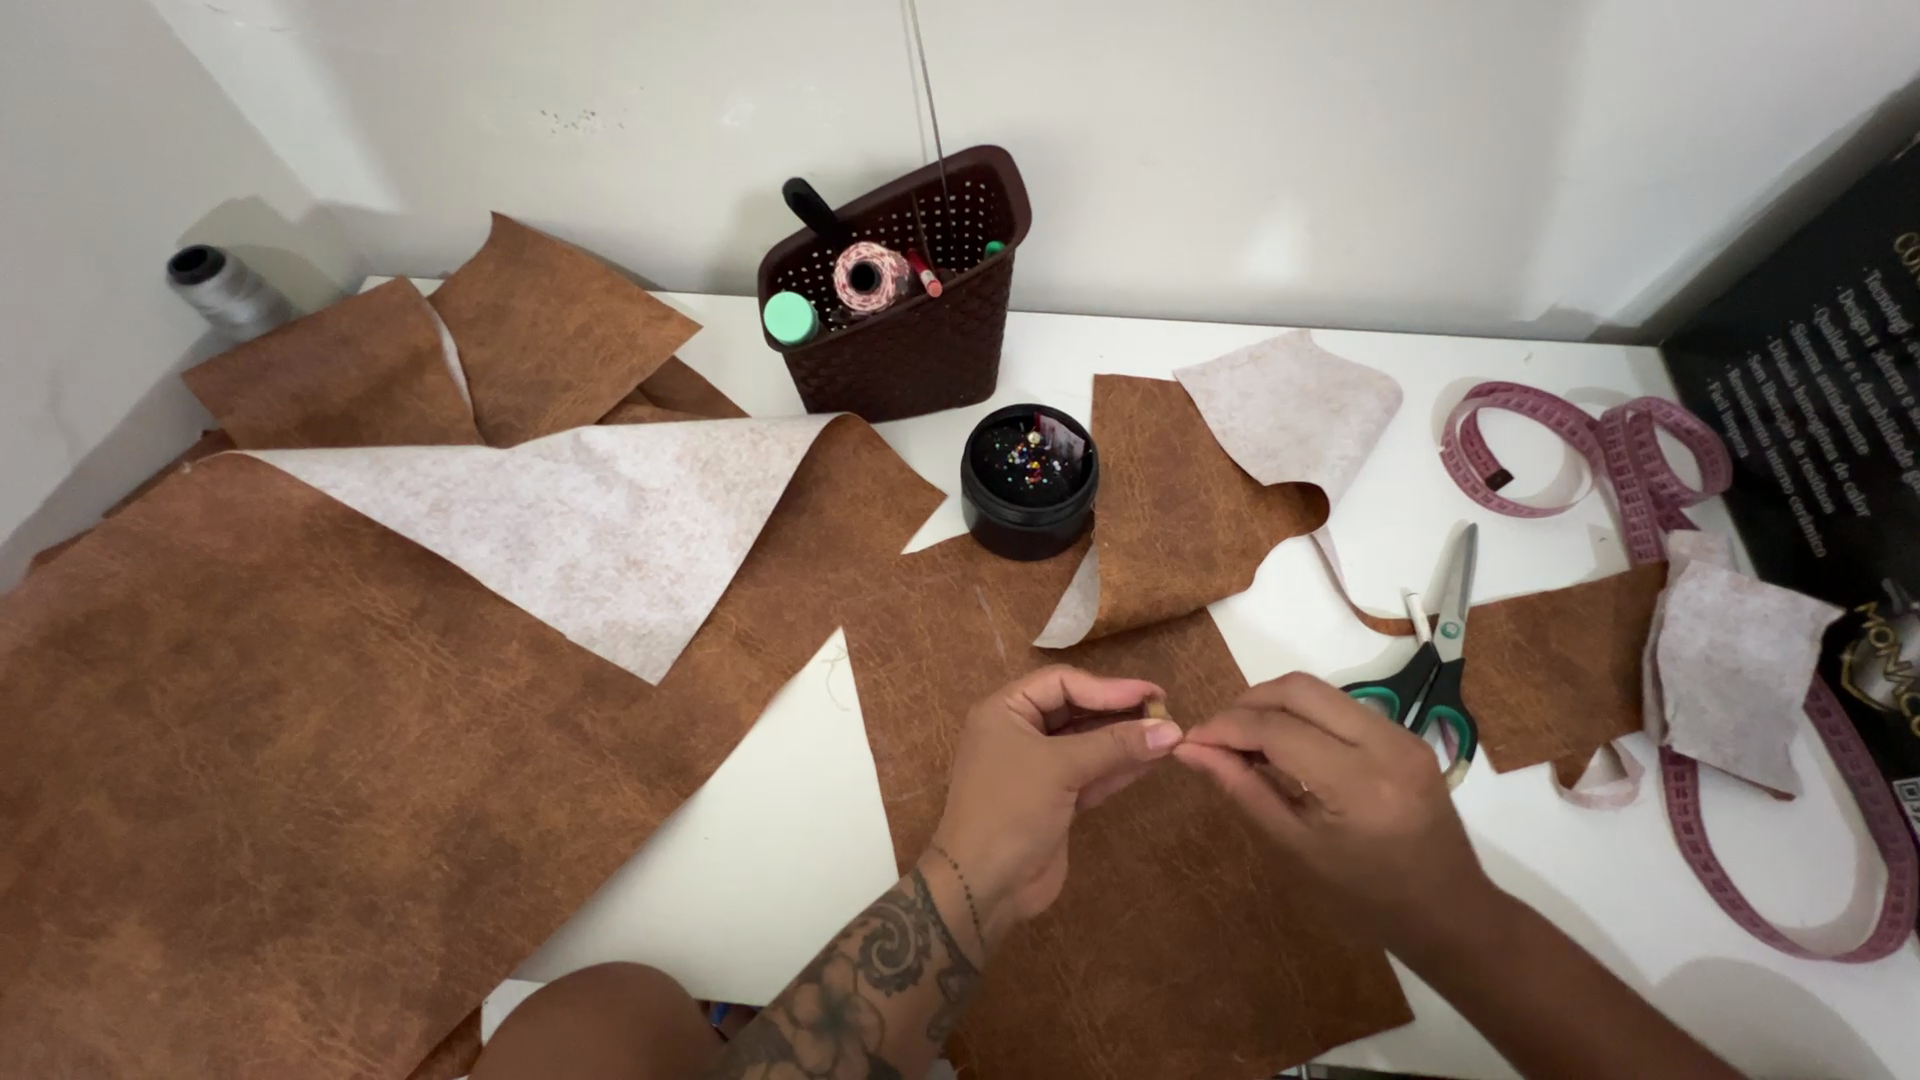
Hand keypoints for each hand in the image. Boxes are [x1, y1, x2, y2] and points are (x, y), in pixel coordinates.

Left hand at [927, 665, 1182, 950]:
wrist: (983, 886)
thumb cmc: (1011, 809)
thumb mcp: (1060, 768)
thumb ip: (1115, 745)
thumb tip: (1171, 729)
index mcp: (1005, 710)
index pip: (1062, 683)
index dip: (1108, 686)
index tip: (1153, 693)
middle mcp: (1019, 731)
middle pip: (1076, 710)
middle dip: (1118, 712)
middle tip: (1165, 712)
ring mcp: (1037, 767)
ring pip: (1086, 743)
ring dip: (1124, 741)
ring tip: (1169, 735)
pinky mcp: (1054, 799)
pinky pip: (1090, 773)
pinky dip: (1118, 767)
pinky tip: (1152, 761)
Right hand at [1173, 672, 1494, 945]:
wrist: (1450, 913)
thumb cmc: (1364, 897)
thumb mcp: (1294, 847)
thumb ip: (1241, 789)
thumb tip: (1187, 749)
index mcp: (1359, 785)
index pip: (1276, 729)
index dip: (1224, 728)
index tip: (1191, 741)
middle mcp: (1386, 745)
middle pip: (1297, 689)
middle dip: (1246, 704)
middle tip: (1218, 737)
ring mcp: (1402, 734)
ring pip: (1317, 690)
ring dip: (1271, 705)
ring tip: (1246, 741)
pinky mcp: (1406, 734)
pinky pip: (1338, 705)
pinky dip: (1300, 714)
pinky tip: (1283, 744)